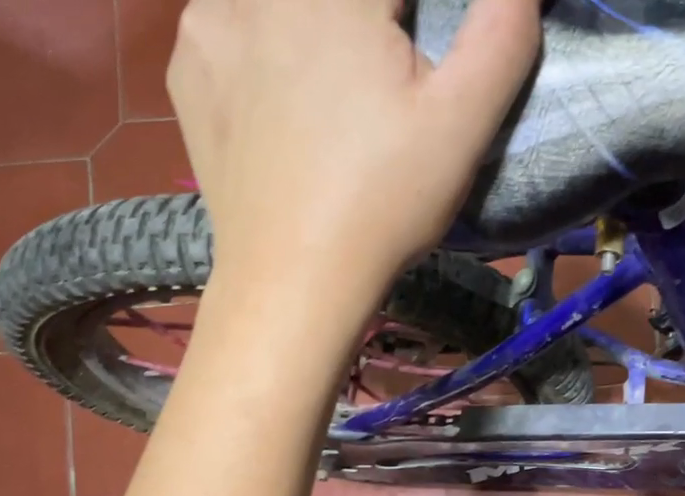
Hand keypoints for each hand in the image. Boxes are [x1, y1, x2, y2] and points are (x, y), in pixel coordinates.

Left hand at [168, 0, 540, 283]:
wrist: (294, 278)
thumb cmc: (386, 202)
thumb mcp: (461, 124)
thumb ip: (499, 37)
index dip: (416, 19)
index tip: (416, 74)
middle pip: (337, 0)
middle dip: (371, 22)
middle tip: (385, 85)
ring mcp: (210, 20)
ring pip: (281, 3)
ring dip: (316, 24)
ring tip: (340, 88)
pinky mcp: (186, 65)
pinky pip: (230, 19)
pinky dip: (262, 37)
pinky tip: (284, 93)